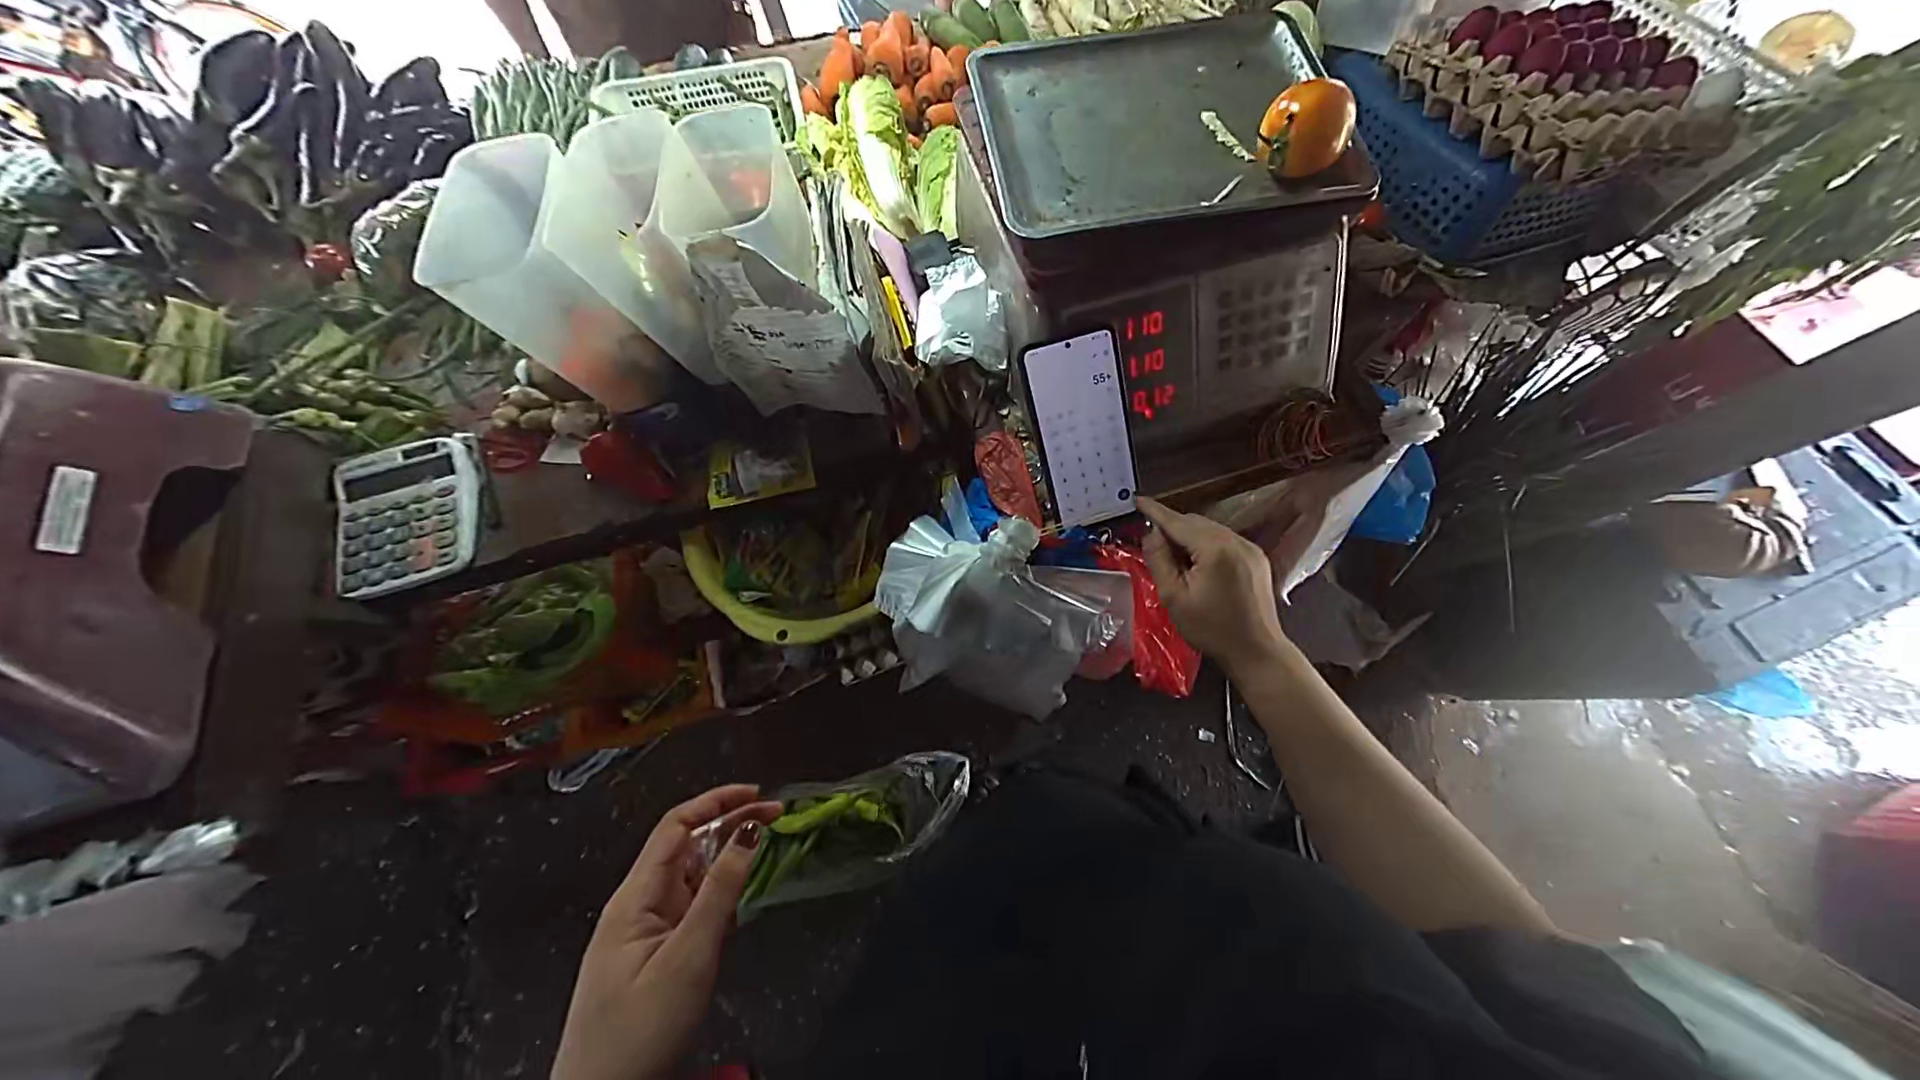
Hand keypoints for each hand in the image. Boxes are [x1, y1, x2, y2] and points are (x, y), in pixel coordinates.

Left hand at [552, 785, 781, 1079]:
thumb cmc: (639, 1033)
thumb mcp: (688, 957)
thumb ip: (721, 890)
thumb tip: (748, 831)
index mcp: (635, 897)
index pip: (676, 826)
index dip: (716, 801)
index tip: (757, 793)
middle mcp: (639, 904)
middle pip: (687, 847)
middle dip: (731, 825)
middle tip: (776, 817)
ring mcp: (647, 930)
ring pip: (693, 878)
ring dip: (728, 862)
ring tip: (767, 854)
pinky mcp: (657, 953)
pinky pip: (693, 909)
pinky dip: (721, 898)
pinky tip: (740, 903)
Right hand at [1137, 496, 1289, 672]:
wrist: (1256, 651)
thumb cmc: (1210, 629)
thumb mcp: (1173, 597)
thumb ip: (1159, 560)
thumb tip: (1151, 534)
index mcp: (1215, 549)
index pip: (1178, 522)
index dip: (1156, 511)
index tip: (1138, 500)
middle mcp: (1236, 541)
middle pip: (1195, 522)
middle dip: (1172, 527)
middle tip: (1152, 542)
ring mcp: (1250, 549)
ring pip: (1210, 530)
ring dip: (1189, 537)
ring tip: (1173, 558)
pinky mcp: (1256, 559)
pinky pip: (1224, 541)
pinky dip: (1206, 544)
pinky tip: (1197, 563)